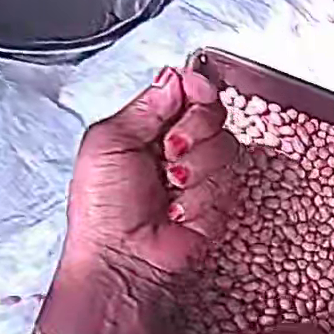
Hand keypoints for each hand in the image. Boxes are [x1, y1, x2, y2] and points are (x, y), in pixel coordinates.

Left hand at [62, 66, 241, 295]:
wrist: (124, 255)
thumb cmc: (104, 207)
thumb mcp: (108, 141)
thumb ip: (145, 107)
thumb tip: (173, 78)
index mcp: (150, 126)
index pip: (188, 92)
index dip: (197, 87)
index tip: (195, 88)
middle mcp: (181, 147)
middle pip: (214, 116)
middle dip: (193, 132)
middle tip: (168, 151)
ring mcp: (204, 174)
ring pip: (226, 148)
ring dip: (195, 169)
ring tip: (169, 187)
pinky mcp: (222, 202)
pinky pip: (229, 184)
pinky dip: (201, 198)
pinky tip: (180, 211)